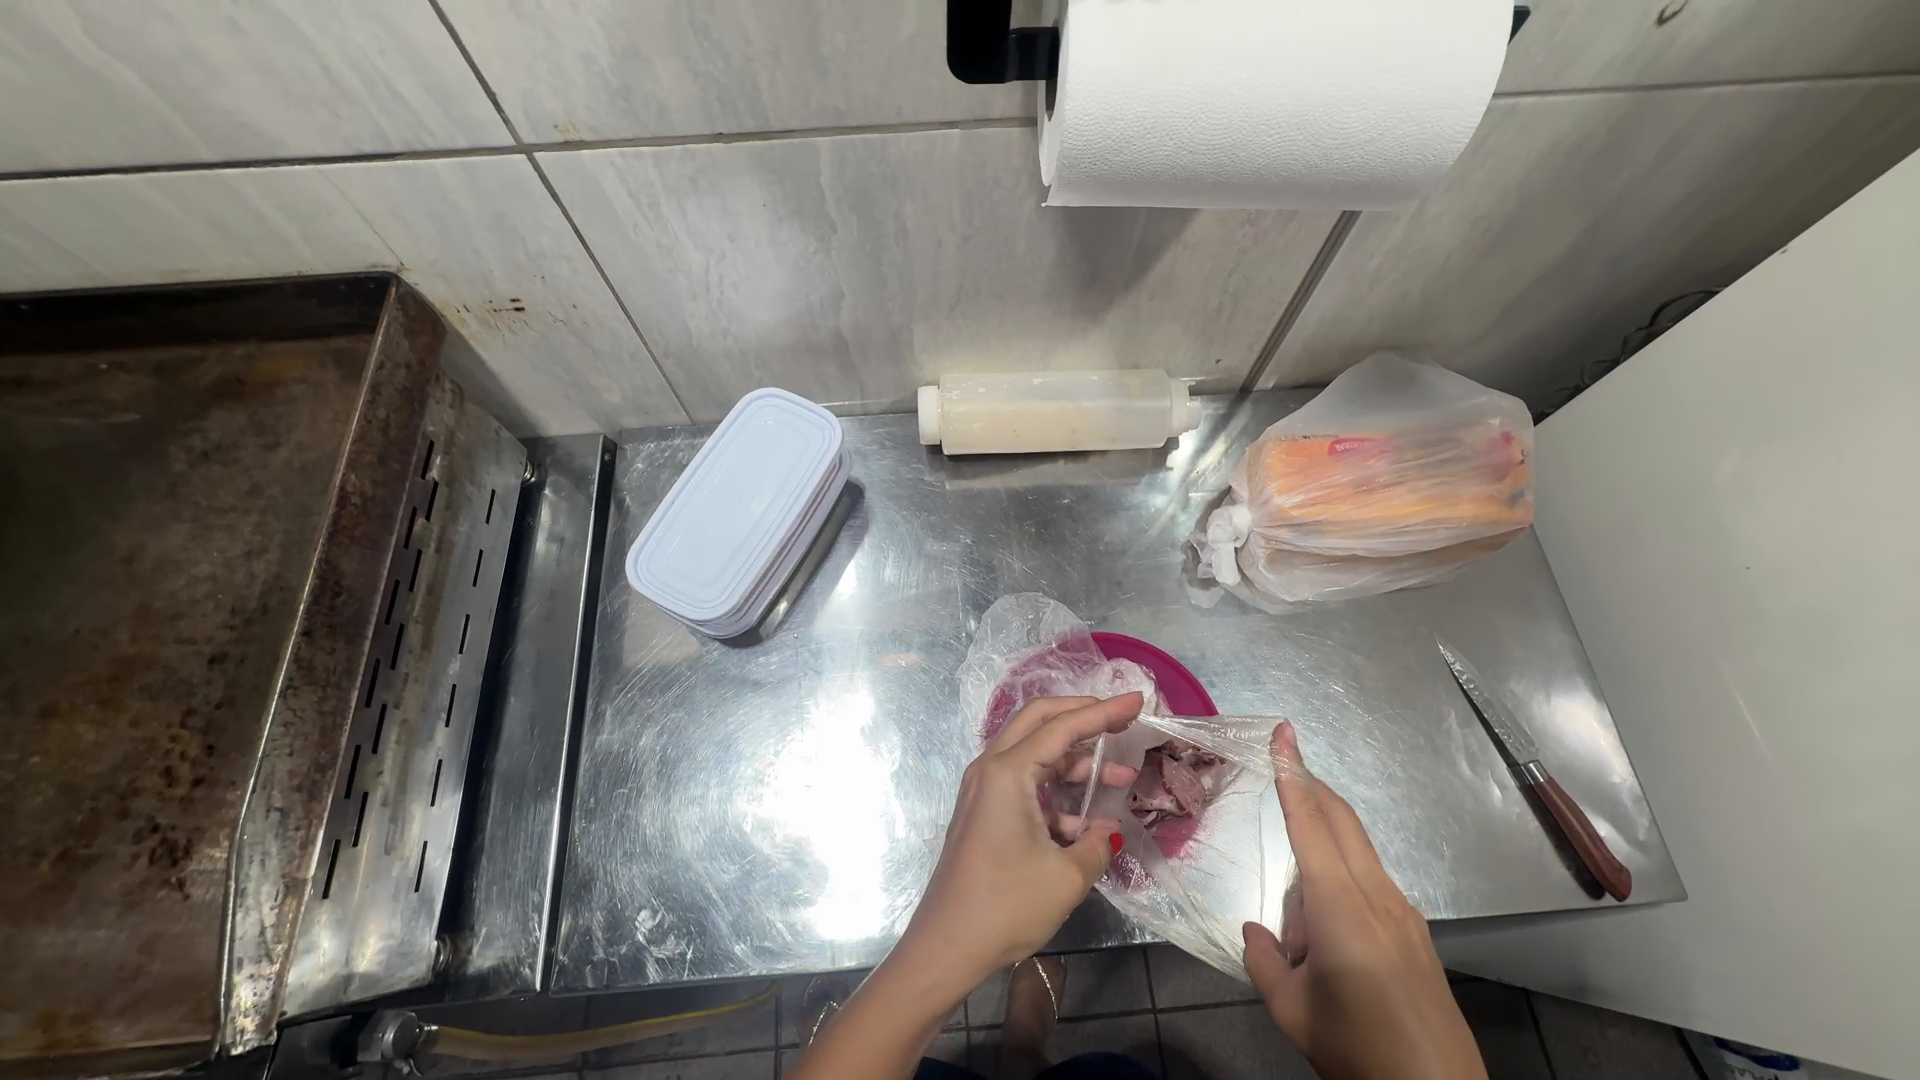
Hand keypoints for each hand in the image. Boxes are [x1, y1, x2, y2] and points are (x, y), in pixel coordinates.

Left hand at [899, 693, 1142, 989]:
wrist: (947, 946)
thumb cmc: (1006, 906)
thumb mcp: (1066, 876)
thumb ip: (1096, 844)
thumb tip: (1108, 831)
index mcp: (1007, 771)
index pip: (1062, 726)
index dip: (1103, 712)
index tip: (1137, 700)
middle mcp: (991, 769)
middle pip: (1040, 722)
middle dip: (1083, 717)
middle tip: (1122, 719)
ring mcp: (983, 790)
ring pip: (1034, 754)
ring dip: (1076, 762)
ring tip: (1121, 778)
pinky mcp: (984, 812)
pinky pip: (1026, 785)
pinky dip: (1058, 793)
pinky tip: (1088, 822)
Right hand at [1243, 721, 1486, 1079]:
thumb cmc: (1356, 1049)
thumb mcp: (1290, 1010)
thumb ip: (1263, 960)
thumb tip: (1256, 932)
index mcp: (1340, 907)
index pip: (1310, 823)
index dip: (1292, 775)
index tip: (1284, 736)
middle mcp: (1376, 896)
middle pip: (1342, 821)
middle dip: (1311, 785)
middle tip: (1282, 759)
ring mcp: (1403, 912)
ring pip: (1356, 851)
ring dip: (1321, 848)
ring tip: (1301, 932)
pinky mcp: (1416, 932)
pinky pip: (1369, 882)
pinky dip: (1339, 880)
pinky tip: (1327, 937)